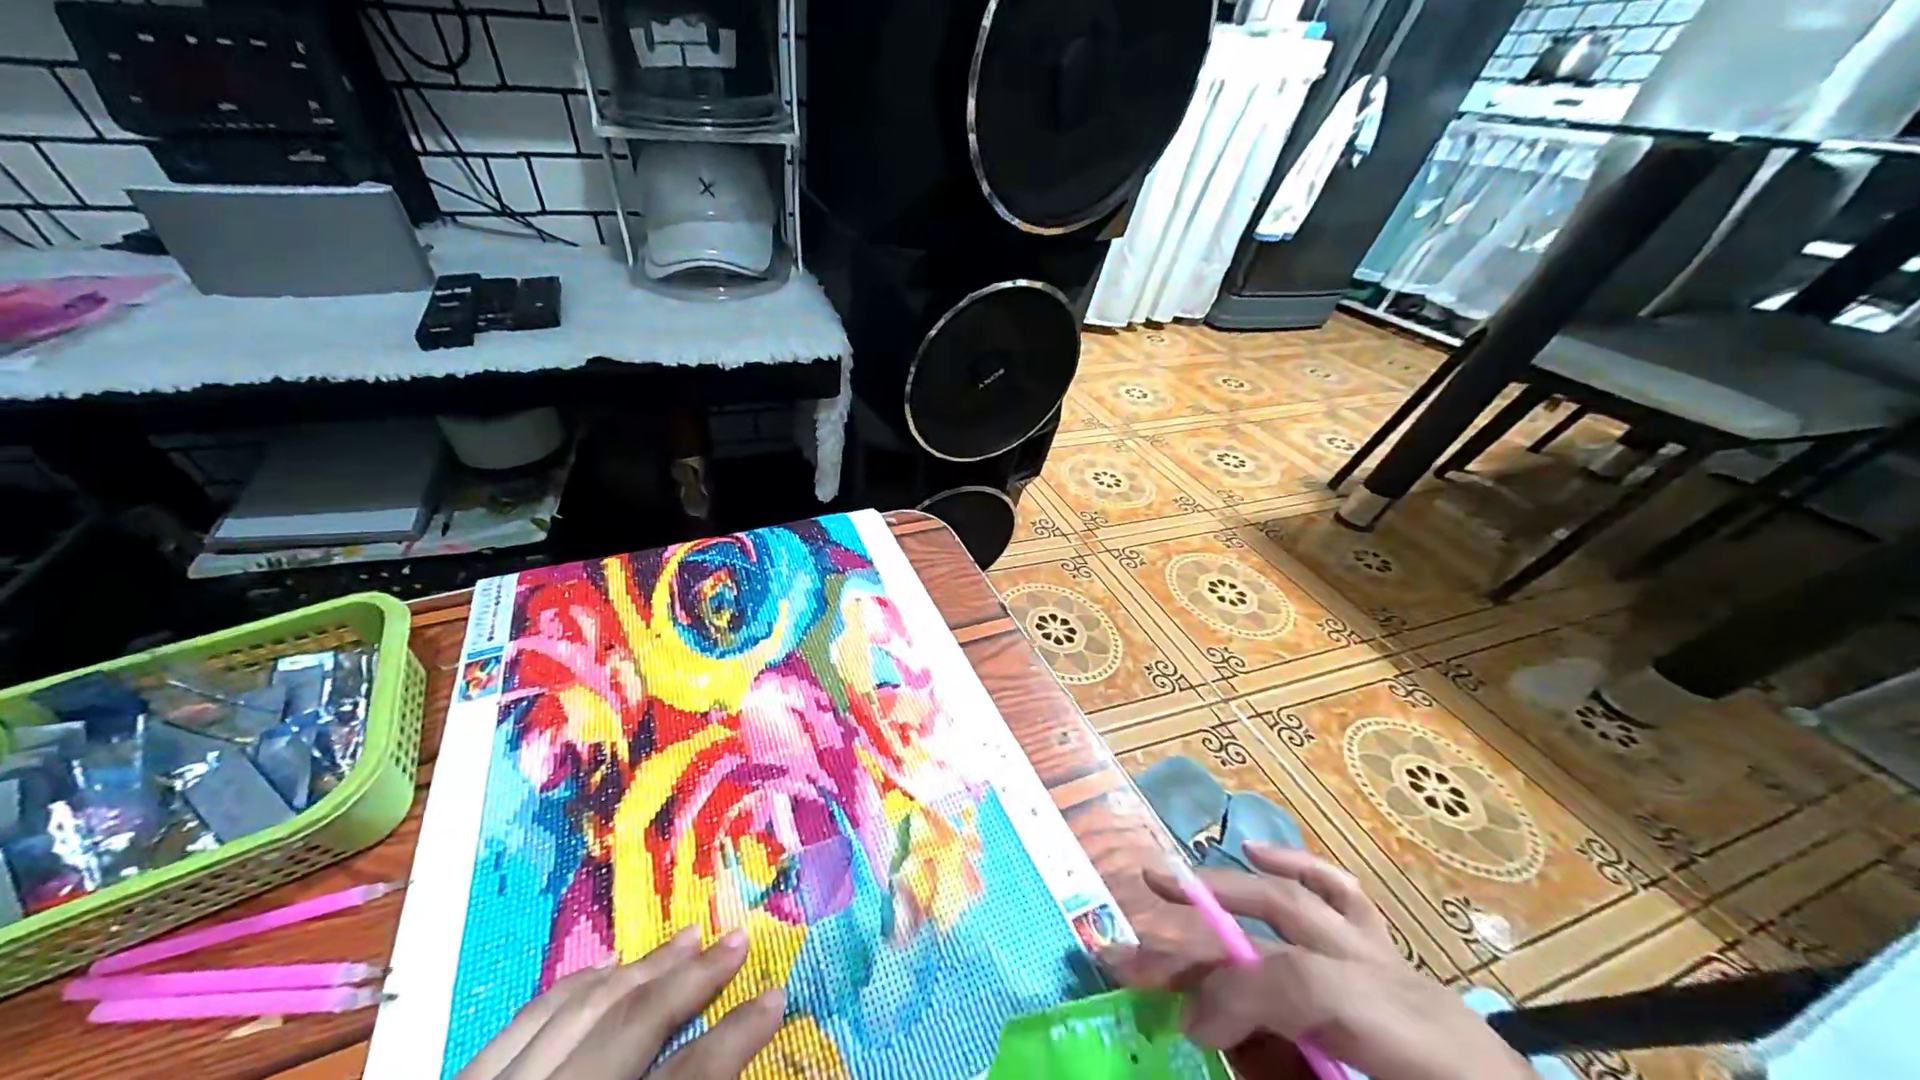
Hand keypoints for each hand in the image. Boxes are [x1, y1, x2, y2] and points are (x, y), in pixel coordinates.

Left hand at [455, 926, 783, 1079]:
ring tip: (687, 937)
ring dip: (642, 968)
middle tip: (737, 940)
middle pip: (632, 1027)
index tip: (775, 998)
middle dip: (693, 978)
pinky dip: (575, 985)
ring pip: (581, 1008)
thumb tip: (722, 1065)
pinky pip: (525, 1019)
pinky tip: (609, 968)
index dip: (737, 1038)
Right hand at [1100, 844, 1532, 1079]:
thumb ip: (1295, 1075)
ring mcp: (1400, 966)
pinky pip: (1348, 899)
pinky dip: (1299, 868)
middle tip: (1132, 959)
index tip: (1190, 1034)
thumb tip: (1222, 1044)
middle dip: (1203, 940)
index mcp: (1407, 1032)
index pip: (1304, 981)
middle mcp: (1399, 982)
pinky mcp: (1400, 968)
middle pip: (1286, 929)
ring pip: (1306, 899)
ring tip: (1170, 888)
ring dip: (1231, 892)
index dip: (1235, 998)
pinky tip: (1259, 852)